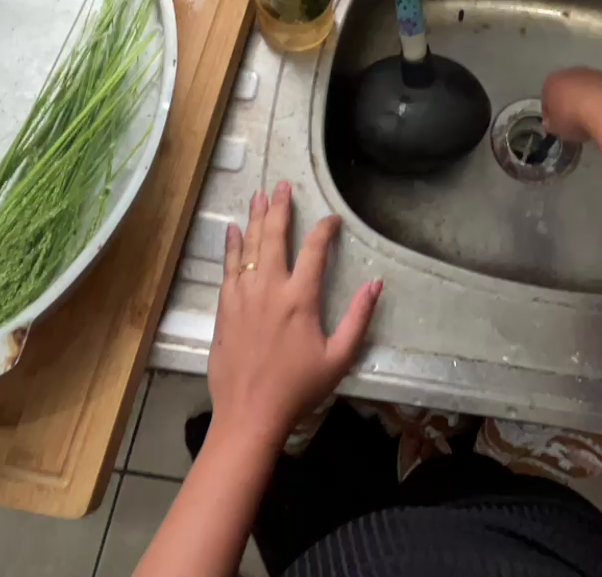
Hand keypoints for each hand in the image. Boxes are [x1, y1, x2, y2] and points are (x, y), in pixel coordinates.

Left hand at [209, 181, 381, 453]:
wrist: (249, 415)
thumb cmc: (298, 388)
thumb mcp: (339, 357)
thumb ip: (358, 317)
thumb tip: (376, 283)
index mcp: (299, 298)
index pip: (314, 250)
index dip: (324, 229)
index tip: (332, 219)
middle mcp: (269, 289)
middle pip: (273, 237)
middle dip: (279, 208)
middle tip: (281, 185)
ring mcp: (243, 297)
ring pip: (248, 248)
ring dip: (253, 219)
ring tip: (257, 195)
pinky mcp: (225, 309)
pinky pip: (228, 268)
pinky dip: (231, 247)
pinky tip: (232, 231)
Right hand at [541, 66, 601, 142]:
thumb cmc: (573, 117)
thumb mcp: (555, 128)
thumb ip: (551, 124)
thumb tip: (552, 123)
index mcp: (551, 81)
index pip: (546, 98)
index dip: (550, 113)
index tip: (556, 125)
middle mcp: (569, 72)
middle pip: (566, 90)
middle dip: (568, 104)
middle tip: (572, 122)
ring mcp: (591, 74)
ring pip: (584, 90)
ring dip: (585, 101)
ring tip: (589, 121)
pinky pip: (600, 93)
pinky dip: (600, 102)